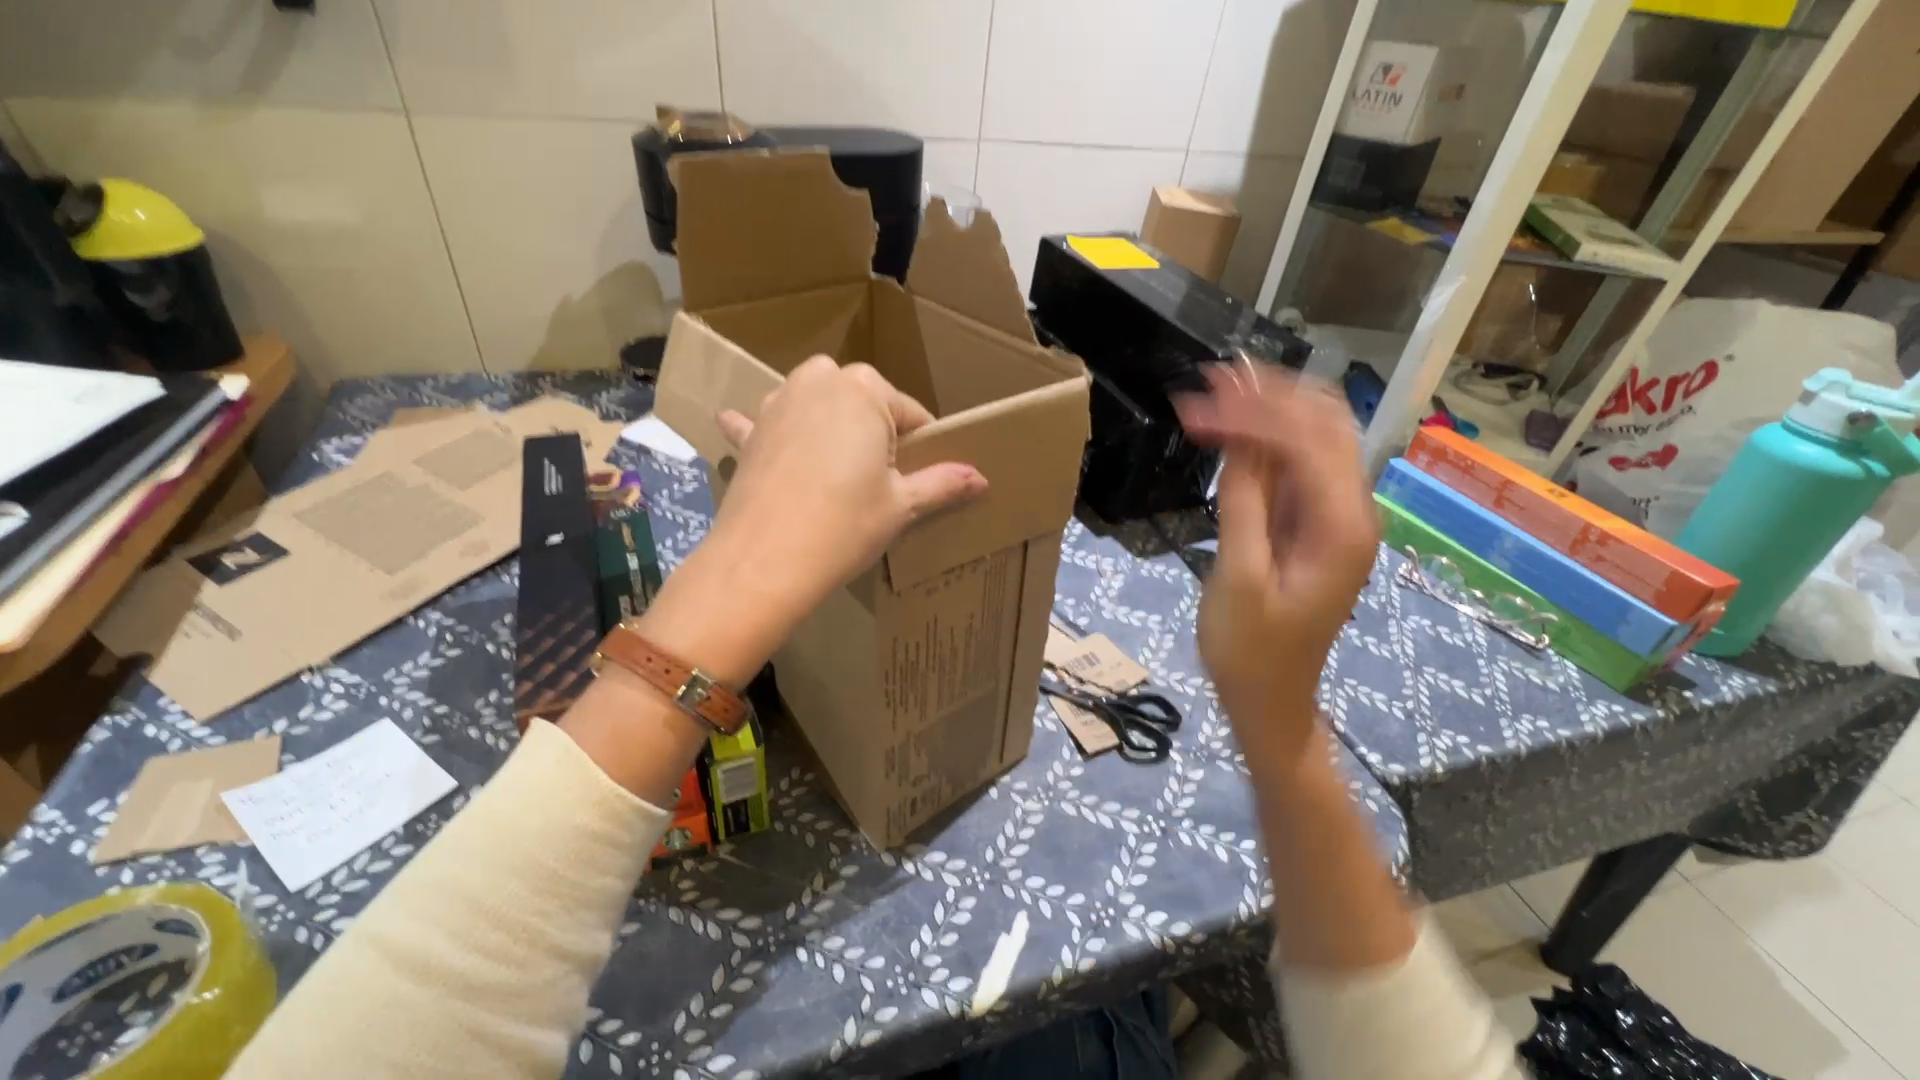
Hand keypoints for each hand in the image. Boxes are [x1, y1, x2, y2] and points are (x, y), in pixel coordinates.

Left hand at [636, 356, 986, 685]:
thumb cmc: (844, 525)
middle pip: (863, 403)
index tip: (917, 481)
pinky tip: (767, 443)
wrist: (764, 561)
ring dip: (827, 426)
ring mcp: (778, 402)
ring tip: (835, 474)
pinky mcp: (750, 432)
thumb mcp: (901, 505)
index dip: (920, 449)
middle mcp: (820, 380)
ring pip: (817, 405)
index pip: (911, 414)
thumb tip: (981, 478)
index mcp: (866, 388)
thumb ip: (942, 483)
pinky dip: (770, 433)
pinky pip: (763, 424)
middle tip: (876, 482)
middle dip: (873, 433)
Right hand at [1177, 366, 1377, 774]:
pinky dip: (1265, 440)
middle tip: (1211, 380)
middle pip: (1325, 424)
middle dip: (1270, 394)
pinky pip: (1298, 465)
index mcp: (1342, 526)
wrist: (1271, 700)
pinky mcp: (1316, 523)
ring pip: (1315, 437)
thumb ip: (1244, 502)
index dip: (1253, 412)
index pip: (1306, 441)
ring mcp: (1337, 515)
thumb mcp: (1238, 577)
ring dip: (1268, 409)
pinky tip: (1230, 429)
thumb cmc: (1250, 650)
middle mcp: (1352, 510)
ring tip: (1216, 392)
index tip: (1196, 402)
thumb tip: (1237, 435)